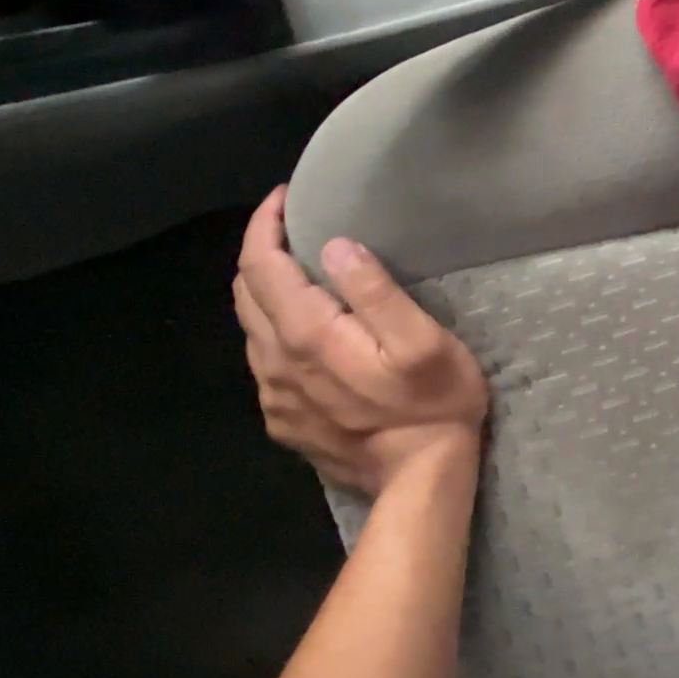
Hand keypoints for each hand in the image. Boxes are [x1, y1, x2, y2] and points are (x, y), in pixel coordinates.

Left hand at [234, 186, 489, 495]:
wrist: (419, 480)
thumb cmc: (433, 403)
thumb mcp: (422, 341)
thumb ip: (375, 291)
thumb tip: (335, 246)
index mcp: (306, 335)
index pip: (261, 266)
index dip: (265, 224)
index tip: (285, 197)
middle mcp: (275, 362)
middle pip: (245, 292)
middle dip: (261, 250)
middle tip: (294, 226)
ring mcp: (274, 396)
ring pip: (249, 328)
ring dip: (265, 290)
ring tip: (299, 270)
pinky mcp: (282, 420)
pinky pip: (263, 360)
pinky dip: (273, 329)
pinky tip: (304, 330)